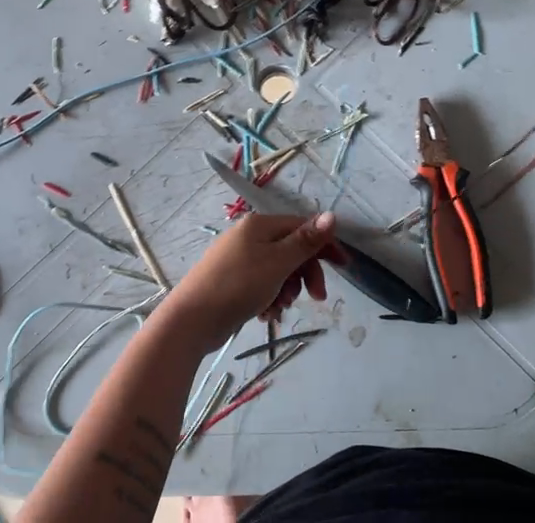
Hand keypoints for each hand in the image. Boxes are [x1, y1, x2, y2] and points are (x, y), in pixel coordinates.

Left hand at [156, 212, 340, 346]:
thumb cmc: (238, 286)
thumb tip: (332, 215)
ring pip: (277, 270)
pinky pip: (261, 284)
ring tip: (278, 308)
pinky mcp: (230, 281)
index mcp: (260, 225)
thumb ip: (306, 240)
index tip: (344, 267)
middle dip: (305, 274)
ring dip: (286, 290)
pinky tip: (263, 314)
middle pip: (291, 250)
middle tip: (315, 299)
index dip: (325, 245)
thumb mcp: (278, 263)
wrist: (190, 320)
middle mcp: (248, 236)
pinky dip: (269, 298)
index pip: (302, 227)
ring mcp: (237, 259)